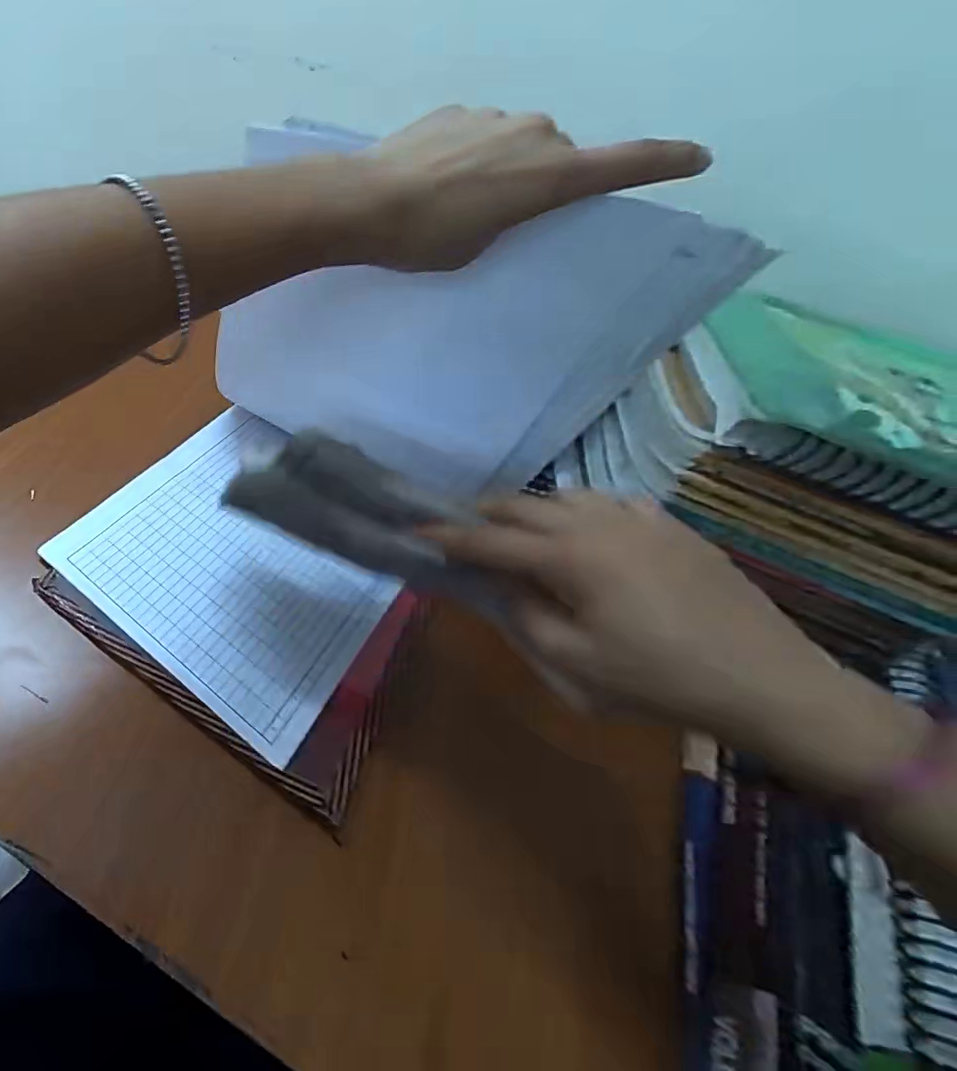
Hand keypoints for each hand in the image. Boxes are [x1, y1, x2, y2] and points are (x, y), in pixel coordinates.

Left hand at [351, 105, 711, 271]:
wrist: (359, 202)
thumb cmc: (418, 238)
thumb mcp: (470, 249)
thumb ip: (501, 222)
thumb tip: (496, 198)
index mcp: (551, 175)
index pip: (624, 164)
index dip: (661, 163)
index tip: (694, 159)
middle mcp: (536, 134)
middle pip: (553, 155)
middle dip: (530, 179)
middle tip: (485, 210)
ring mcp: (494, 117)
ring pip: (510, 140)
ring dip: (490, 163)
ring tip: (443, 196)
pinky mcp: (454, 111)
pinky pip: (471, 133)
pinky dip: (458, 152)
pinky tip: (423, 175)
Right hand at [425, 492, 857, 745]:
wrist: (770, 685)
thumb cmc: (655, 678)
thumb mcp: (567, 659)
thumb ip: (518, 611)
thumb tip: (492, 583)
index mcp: (571, 556)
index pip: (488, 539)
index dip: (445, 536)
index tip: (411, 532)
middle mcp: (602, 525)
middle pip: (522, 506)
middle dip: (480, 516)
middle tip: (455, 534)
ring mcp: (644, 523)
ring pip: (566, 496)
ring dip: (529, 510)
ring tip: (514, 534)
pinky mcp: (675, 531)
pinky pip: (612, 502)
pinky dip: (579, 510)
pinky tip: (580, 533)